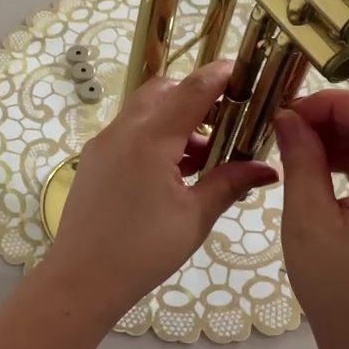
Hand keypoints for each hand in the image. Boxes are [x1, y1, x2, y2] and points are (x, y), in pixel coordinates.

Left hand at [36, 61, 280, 320]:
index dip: (218, 76)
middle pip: (161, 91)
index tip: (242, 70)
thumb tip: (267, 169)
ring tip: (206, 154)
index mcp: (149, 138)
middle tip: (226, 119)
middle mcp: (121, 131)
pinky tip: (176, 170)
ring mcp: (102, 145)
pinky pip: (128, 133)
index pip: (190, 90)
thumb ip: (229, 183)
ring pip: (143, 112)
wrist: (82, 277)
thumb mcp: (195, 217)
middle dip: (194, 96)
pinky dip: (154, 136)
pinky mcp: (93, 161)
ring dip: (175, 119)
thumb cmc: (143, 249)